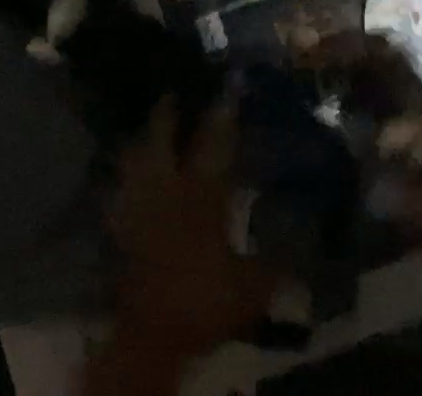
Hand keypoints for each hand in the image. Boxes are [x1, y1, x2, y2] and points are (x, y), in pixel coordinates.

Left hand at [106, 97, 279, 357]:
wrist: (150, 334)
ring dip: (141, 139)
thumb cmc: (203, 302)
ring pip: (133, 158)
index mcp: (200, 196)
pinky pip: (117, 191)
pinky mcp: (119, 226)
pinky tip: (125, 176)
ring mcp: (137, 205)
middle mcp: (165, 190)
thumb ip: (277, 261)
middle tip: (173, 92)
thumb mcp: (253, 286)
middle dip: (166, 113)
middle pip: (159, 138)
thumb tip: (304, 241)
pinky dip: (121, 178)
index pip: (213, 144)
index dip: (222, 115)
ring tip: (147, 127)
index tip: (226, 88)